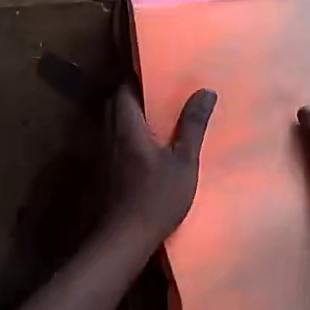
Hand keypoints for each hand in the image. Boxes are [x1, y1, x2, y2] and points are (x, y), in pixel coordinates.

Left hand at [101, 86, 216, 249]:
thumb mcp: (183, 162)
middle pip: (115, 104)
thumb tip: (206, 91)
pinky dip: (128, 136)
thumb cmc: (155, 197)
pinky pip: (114, 142)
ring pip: (113, 124)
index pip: (124, 89)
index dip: (136, 77)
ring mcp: (103, 155)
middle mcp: (109, 135)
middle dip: (134, 94)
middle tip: (160, 92)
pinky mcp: (103, 172)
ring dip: (130, 116)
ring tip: (157, 116)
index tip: (156, 71)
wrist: (123, 239)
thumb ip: (193, 125)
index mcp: (127, 126)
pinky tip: (146, 147)